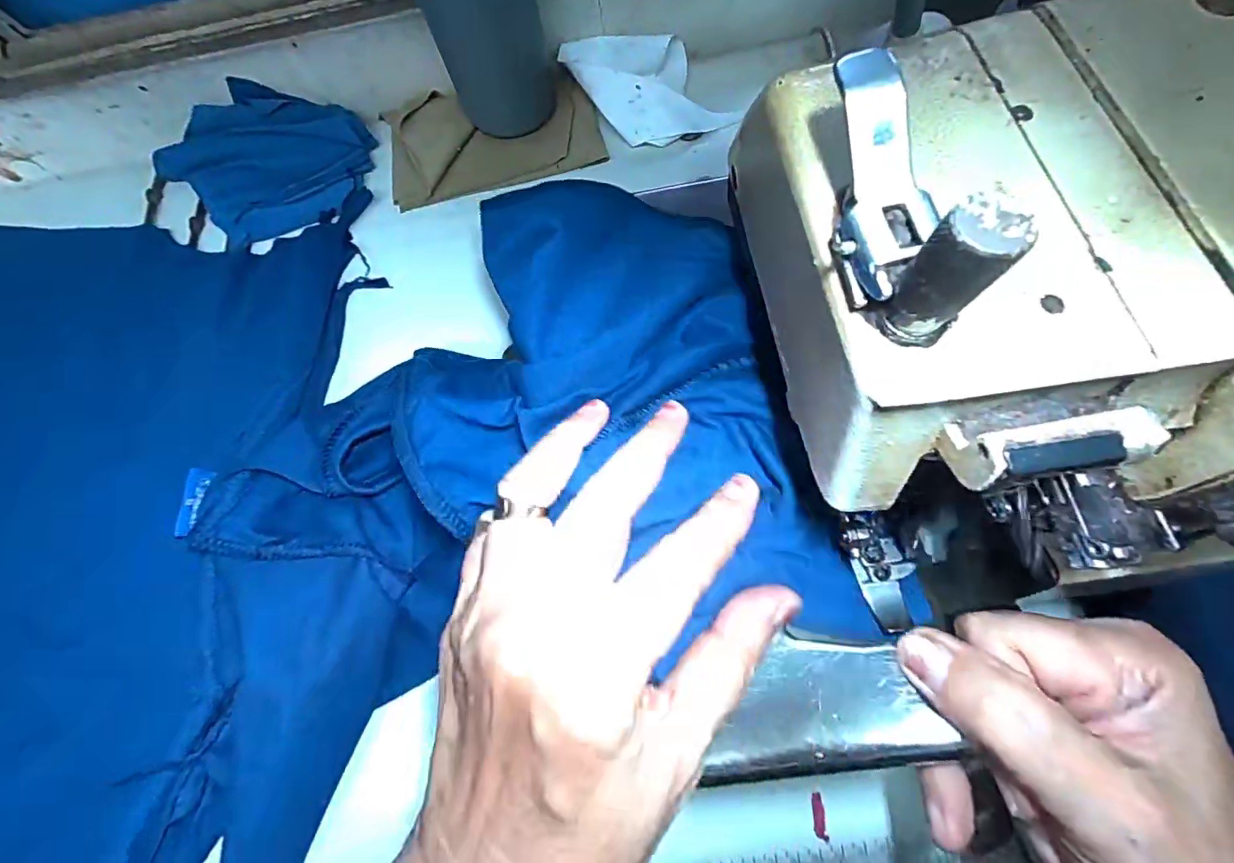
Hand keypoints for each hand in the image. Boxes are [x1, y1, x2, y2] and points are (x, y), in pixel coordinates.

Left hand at [400, 400, 801, 862]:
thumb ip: (725, 664)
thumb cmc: (581, 830)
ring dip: (565, 447)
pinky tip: (547, 466)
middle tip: (673, 419)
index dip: (716, 524)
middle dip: (644, 455)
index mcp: (594, 677)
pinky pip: (489, 529)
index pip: (671, 571)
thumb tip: (773, 599)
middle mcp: (531, 630)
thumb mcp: (672, 761)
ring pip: (526, 500)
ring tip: (598, 412)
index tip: (741, 491)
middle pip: (597, 514)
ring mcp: (485, 614)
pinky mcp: (460, 613)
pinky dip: (521, 488)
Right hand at [899, 612, 1233, 862]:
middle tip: (965, 806)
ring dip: (961, 766)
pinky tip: (986, 813)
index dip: (974, 697)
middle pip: (974, 668)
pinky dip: (972, 775)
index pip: (992, 636)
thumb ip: (1008, 717)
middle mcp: (1091, 660)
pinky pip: (982, 729)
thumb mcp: (1102, 801)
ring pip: (968, 702)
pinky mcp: (1055, 730)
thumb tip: (916, 646)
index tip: (981, 766)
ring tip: (971, 819)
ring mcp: (1073, 695)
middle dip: (963, 741)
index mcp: (1118, 654)